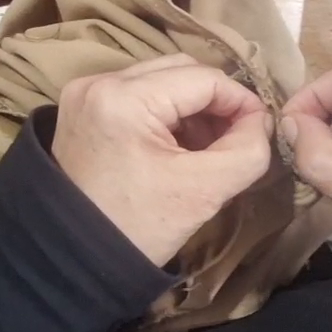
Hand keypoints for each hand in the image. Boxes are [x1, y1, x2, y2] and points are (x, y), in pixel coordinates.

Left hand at [51, 54, 273, 266]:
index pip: (204, 78)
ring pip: (160, 80)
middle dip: (216, 102)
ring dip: (192, 108)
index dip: (241, 101)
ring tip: (209, 146)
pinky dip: (165, 115)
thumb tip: (260, 120)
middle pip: (180, 70)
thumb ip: (247, 150)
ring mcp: (84, 94)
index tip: (262, 130)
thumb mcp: (204, 191)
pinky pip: (137, 96)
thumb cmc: (137, 229)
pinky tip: (178, 146)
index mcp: (124, 97)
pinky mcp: (80, 109)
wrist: (70, 261)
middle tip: (236, 138)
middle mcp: (99, 83)